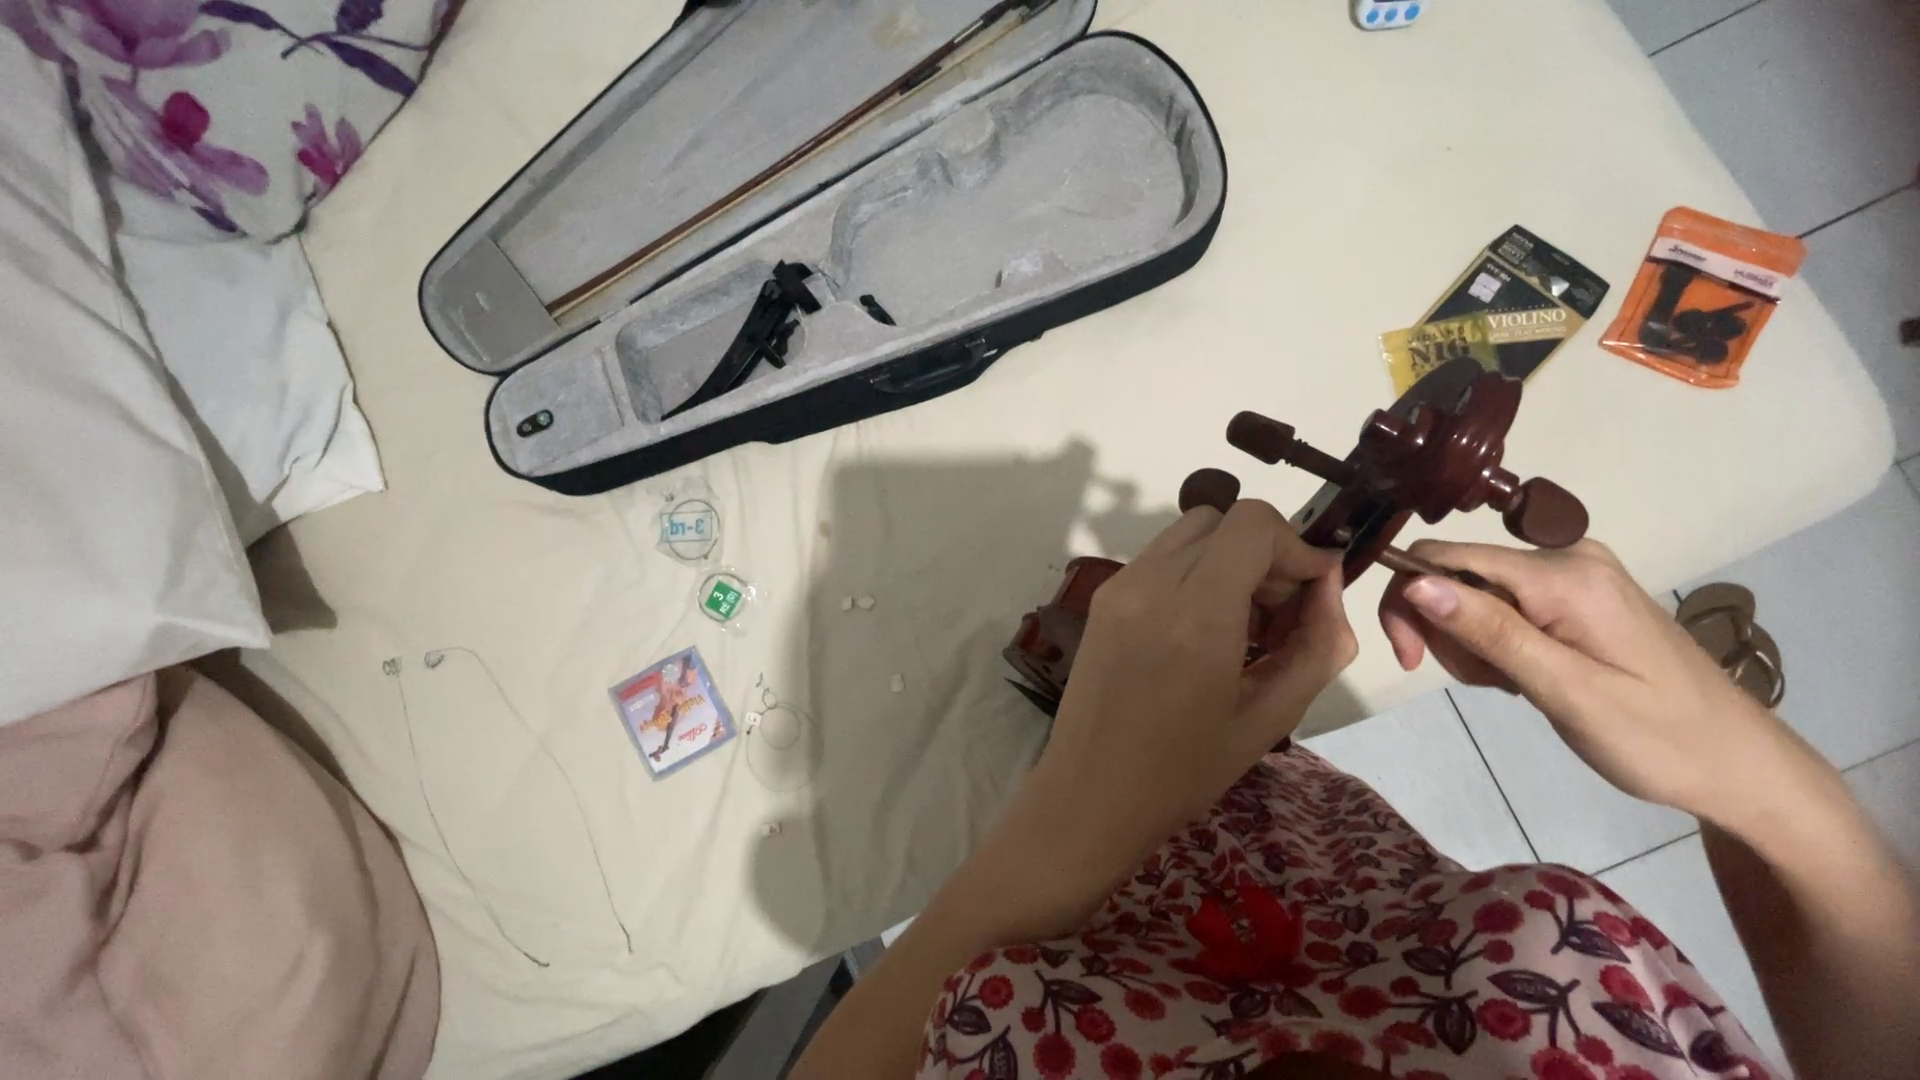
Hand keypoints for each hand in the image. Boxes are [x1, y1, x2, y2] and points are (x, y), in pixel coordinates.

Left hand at [1034, 501, 1355, 857]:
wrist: (1091, 792)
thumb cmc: (1184, 770)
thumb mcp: (1271, 716)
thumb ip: (1318, 645)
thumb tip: (1328, 586)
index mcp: (1195, 613)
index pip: (1252, 523)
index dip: (1295, 546)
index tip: (1312, 592)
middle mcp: (1150, 584)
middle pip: (1223, 520)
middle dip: (1266, 553)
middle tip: (1279, 613)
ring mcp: (1118, 586)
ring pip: (1190, 532)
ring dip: (1229, 558)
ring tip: (1242, 622)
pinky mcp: (1102, 597)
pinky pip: (1160, 557)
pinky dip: (1194, 570)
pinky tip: (1203, 626)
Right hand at [1377, 538, 1795, 818]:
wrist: (1742, 766)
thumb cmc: (1657, 739)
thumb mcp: (1565, 691)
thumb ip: (1489, 631)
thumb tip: (1414, 583)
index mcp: (1564, 575)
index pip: (1442, 558)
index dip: (1405, 600)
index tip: (1411, 659)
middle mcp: (1565, 557)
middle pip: (1454, 573)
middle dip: (1444, 629)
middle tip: (1483, 683)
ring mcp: (1573, 573)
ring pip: (1472, 592)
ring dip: (1470, 642)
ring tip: (1513, 685)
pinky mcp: (1575, 594)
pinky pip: (1501, 603)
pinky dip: (1493, 642)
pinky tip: (1524, 674)